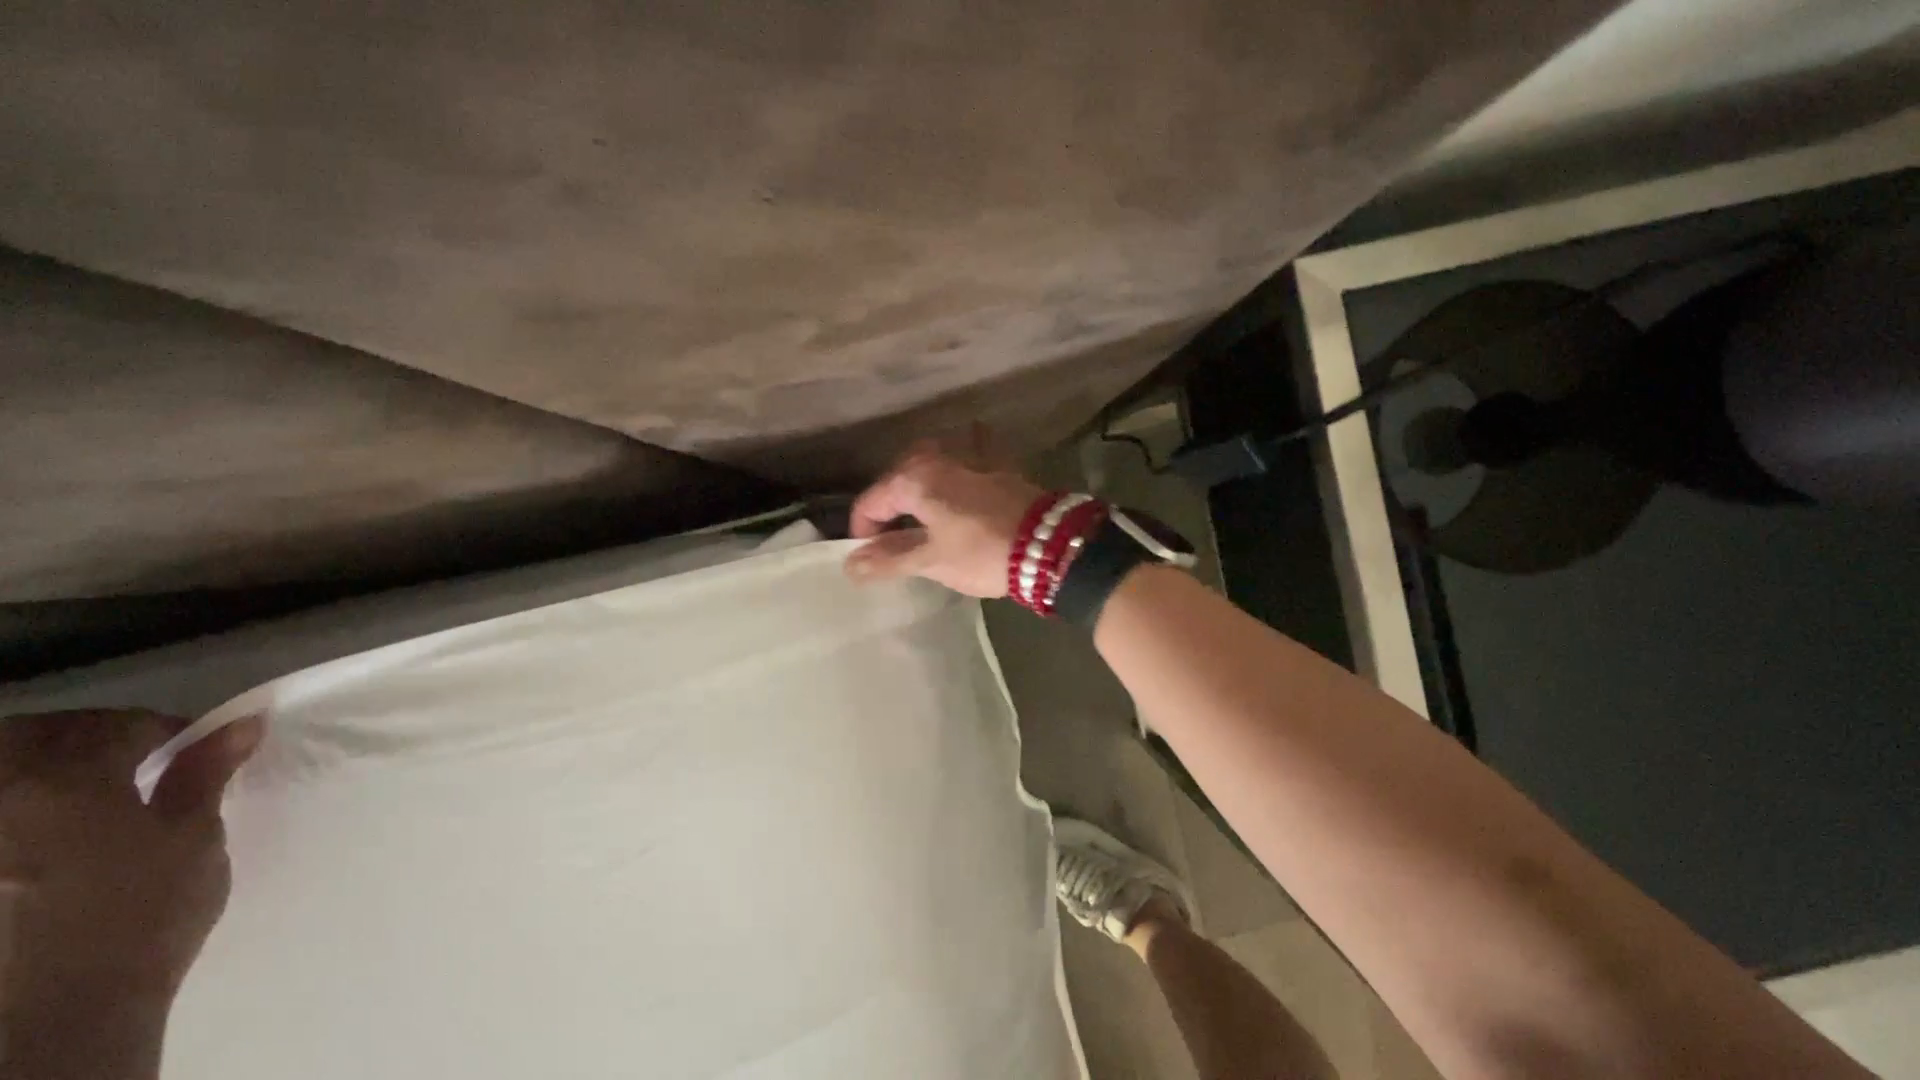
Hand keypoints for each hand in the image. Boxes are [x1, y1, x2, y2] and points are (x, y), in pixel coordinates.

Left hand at [1, 709, 259, 1074]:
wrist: (65, 1014)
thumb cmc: (144, 916)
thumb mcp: (192, 839)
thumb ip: (205, 773)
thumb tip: (243, 721)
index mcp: (62, 777)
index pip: (122, 725)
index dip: (168, 733)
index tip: (198, 755)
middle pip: (40, 736)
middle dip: (90, 740)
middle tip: (132, 766)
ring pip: (4, 771)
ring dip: (43, 771)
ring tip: (81, 801)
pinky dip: (18, 813)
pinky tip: (44, 839)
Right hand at [844, 429, 1044, 597]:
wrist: (1051, 544)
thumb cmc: (983, 552)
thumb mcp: (932, 560)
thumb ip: (889, 559)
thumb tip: (851, 562)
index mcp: (914, 477)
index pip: (871, 501)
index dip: (863, 531)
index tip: (869, 558)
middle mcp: (937, 455)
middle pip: (898, 481)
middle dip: (890, 509)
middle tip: (893, 542)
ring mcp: (971, 454)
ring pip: (931, 468)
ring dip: (920, 491)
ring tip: (923, 522)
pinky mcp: (999, 464)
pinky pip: (965, 462)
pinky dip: (955, 475)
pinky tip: (961, 486)